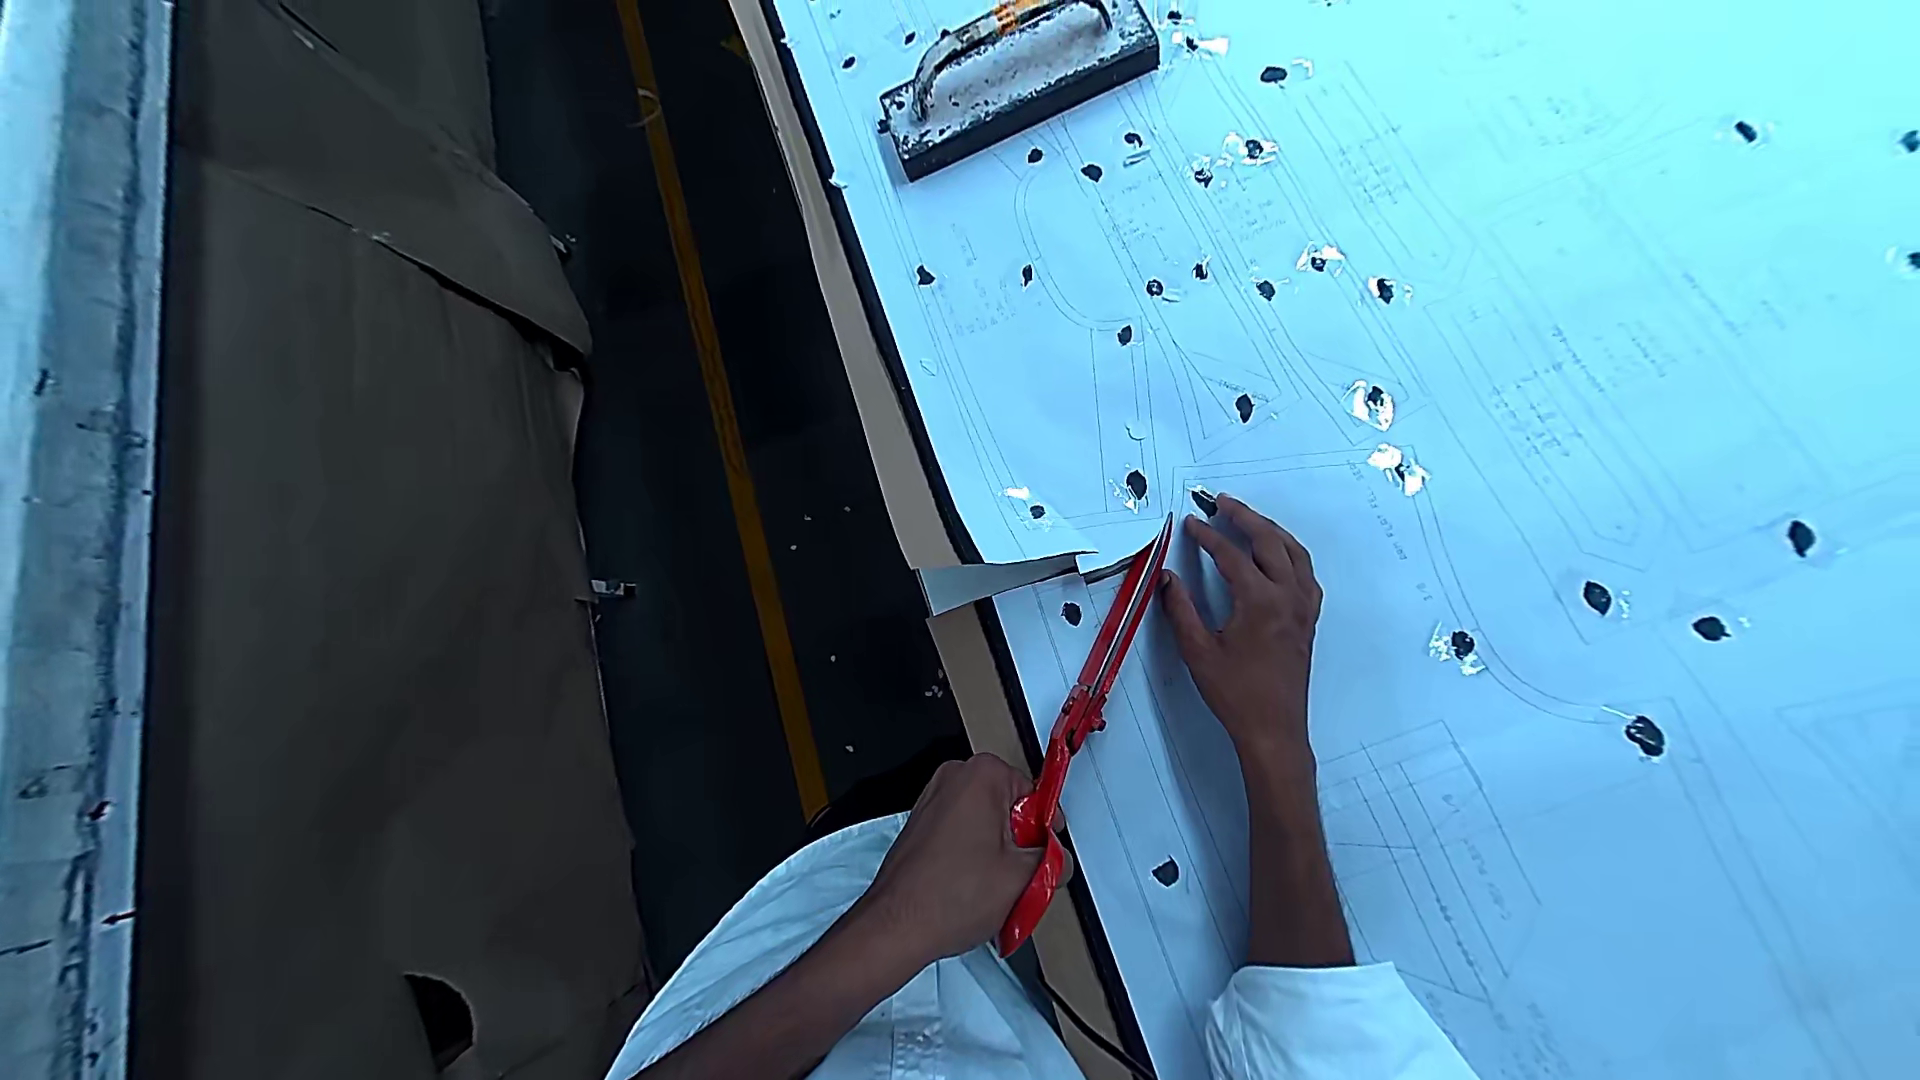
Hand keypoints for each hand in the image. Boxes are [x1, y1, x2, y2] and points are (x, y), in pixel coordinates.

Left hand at [856, 754, 1061, 963]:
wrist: (898, 924)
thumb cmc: (945, 896)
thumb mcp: (1023, 878)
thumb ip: (1052, 861)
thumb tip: (1058, 859)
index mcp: (983, 775)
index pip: (1033, 793)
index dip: (1044, 827)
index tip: (1047, 848)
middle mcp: (955, 776)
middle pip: (1008, 805)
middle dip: (1019, 841)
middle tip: (1023, 873)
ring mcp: (935, 796)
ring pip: (985, 820)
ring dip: (997, 850)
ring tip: (997, 886)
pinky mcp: (922, 819)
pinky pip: (962, 829)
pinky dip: (973, 852)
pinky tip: (974, 885)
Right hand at [1159, 495, 1322, 771]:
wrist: (1273, 728)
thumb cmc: (1234, 692)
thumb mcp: (1197, 650)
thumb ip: (1180, 609)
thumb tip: (1166, 577)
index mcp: (1259, 602)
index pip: (1230, 555)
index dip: (1207, 536)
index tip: (1190, 523)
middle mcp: (1288, 597)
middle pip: (1270, 541)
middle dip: (1245, 516)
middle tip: (1221, 502)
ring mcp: (1304, 607)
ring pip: (1294, 552)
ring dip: (1270, 529)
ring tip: (1248, 517)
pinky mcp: (1309, 618)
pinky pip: (1305, 572)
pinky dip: (1289, 552)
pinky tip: (1275, 554)